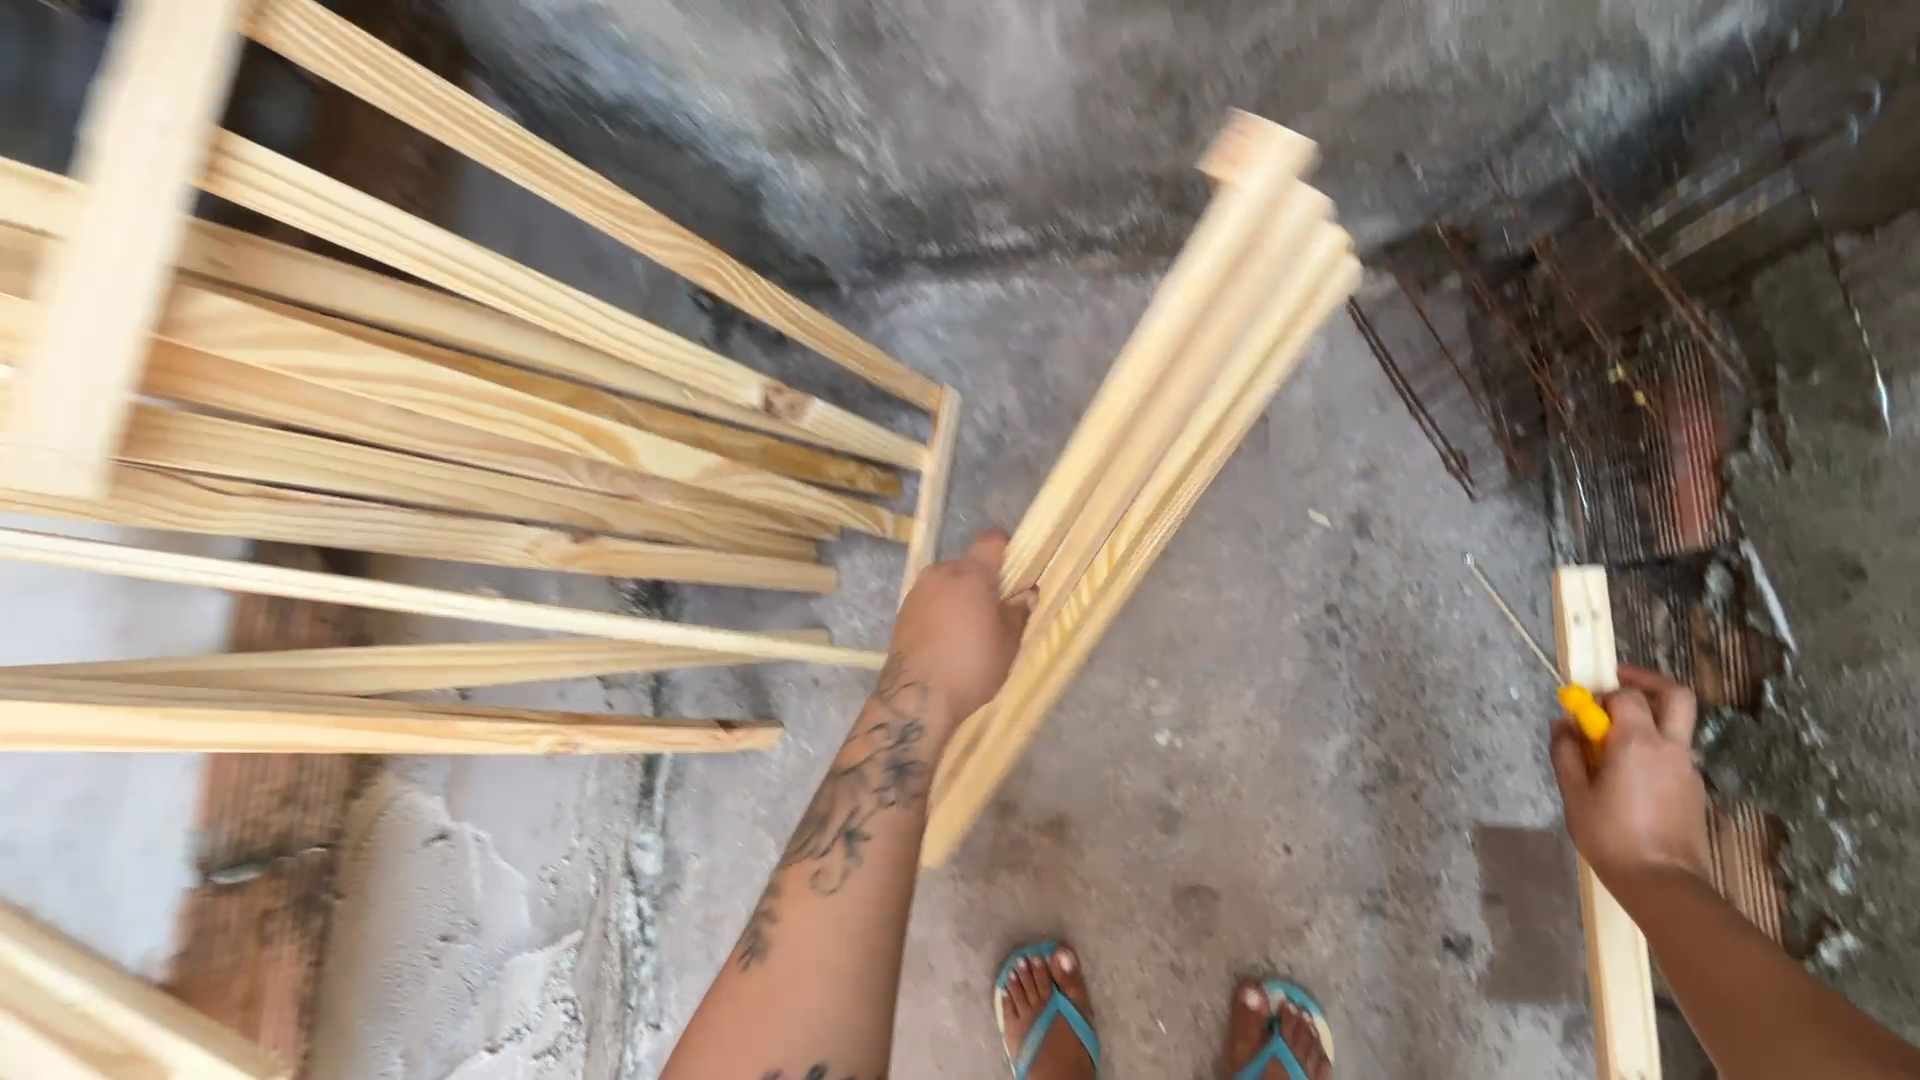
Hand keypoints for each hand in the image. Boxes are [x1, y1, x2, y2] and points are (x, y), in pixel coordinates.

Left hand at [884, 530, 1032, 723]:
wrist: (915, 698)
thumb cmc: (971, 667)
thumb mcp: (1007, 644)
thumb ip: (1018, 612)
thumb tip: (1026, 594)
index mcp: (970, 574)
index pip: (991, 540)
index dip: (1006, 550)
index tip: (1016, 573)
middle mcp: (940, 573)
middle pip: (968, 564)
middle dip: (983, 580)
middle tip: (996, 610)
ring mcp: (917, 591)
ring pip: (947, 582)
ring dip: (960, 596)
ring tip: (969, 630)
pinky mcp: (903, 611)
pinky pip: (931, 599)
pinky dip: (942, 610)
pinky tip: (947, 639)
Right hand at [1550, 665, 1711, 897]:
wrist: (1662, 881)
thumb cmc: (1609, 834)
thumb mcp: (1574, 792)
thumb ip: (1566, 752)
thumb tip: (1562, 725)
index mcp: (1638, 743)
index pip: (1626, 696)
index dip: (1600, 694)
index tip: (1579, 705)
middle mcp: (1670, 748)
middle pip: (1675, 696)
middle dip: (1646, 681)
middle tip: (1616, 683)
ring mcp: (1687, 768)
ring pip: (1676, 724)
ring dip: (1647, 717)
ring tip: (1612, 739)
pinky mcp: (1693, 788)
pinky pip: (1673, 752)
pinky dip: (1651, 746)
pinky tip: (1625, 773)